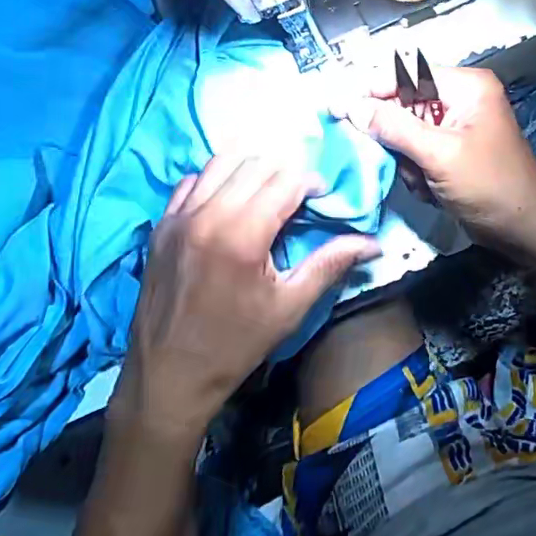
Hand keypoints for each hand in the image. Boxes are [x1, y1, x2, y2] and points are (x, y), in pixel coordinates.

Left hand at [114, 154, 380, 442]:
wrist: (169, 373)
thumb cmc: (236, 344)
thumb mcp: (290, 307)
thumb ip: (330, 264)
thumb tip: (373, 243)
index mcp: (242, 235)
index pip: (285, 180)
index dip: (310, 182)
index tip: (320, 197)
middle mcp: (207, 214)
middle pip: (255, 165)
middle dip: (283, 172)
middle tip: (297, 194)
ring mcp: (178, 217)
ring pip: (219, 162)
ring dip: (250, 168)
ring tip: (265, 190)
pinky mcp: (161, 225)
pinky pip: (191, 181)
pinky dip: (214, 180)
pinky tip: (227, 201)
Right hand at [344, 63, 535, 257]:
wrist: (526, 230)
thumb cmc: (490, 187)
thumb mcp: (438, 154)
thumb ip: (393, 127)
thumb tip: (351, 106)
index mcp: (465, 86)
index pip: (406, 75)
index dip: (372, 91)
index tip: (338, 108)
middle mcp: (459, 99)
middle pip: (402, 105)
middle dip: (397, 139)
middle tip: (403, 163)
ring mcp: (454, 126)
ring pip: (404, 133)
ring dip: (406, 161)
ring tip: (424, 181)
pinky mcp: (450, 151)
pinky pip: (416, 152)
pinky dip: (417, 173)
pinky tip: (432, 190)